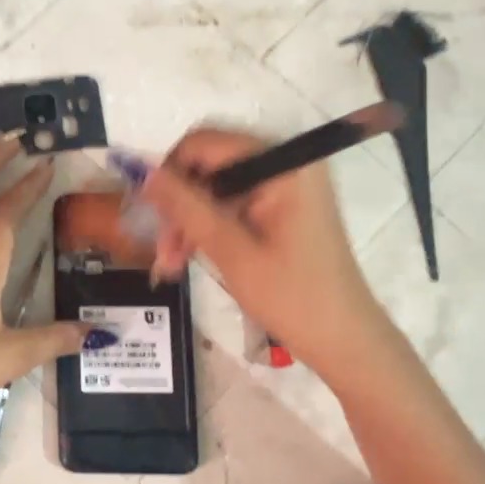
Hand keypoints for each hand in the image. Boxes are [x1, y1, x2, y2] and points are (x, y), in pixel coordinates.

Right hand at [140, 128, 389, 371]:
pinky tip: (187, 258)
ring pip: (213, 187)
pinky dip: (206, 227)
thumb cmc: (292, 296)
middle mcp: (287, 163)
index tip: (148, 213)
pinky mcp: (282, 207)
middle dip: (178, 204)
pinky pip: (230, 203)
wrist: (343, 340)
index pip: (206, 143)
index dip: (170, 172)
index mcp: (285, 164)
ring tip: (171, 264)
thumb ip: (185, 206)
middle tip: (161, 250)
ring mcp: (286, 186)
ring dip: (187, 221)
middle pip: (209, 164)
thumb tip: (141, 172)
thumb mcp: (230, 250)